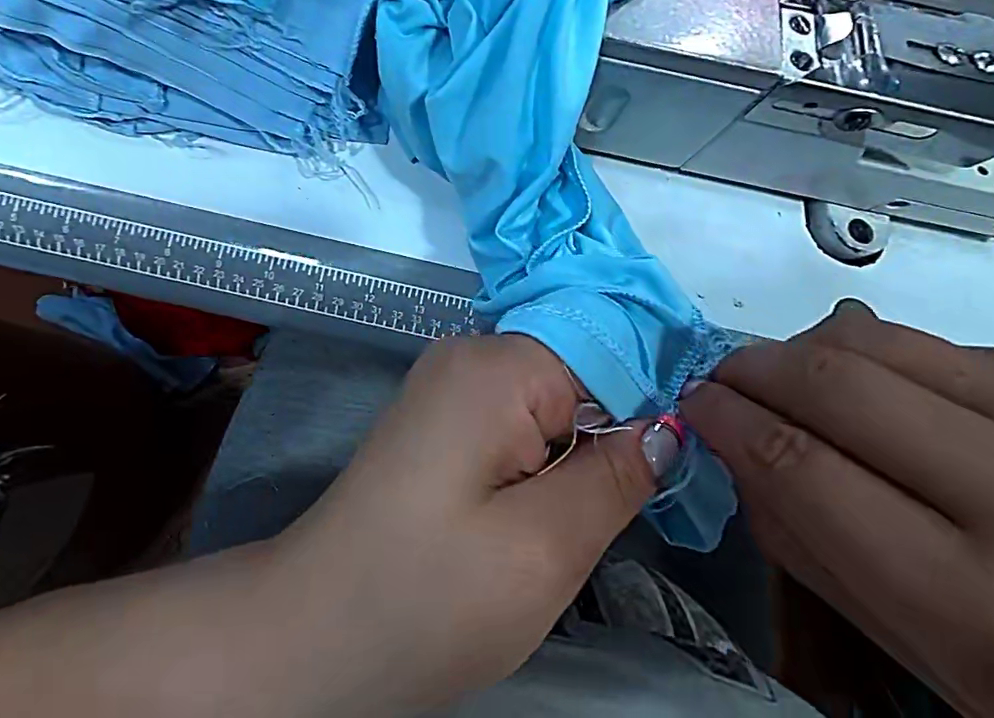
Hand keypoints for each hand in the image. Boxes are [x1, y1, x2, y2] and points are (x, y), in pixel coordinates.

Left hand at [266, 333, 675, 715]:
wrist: (307, 639)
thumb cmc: (426, 598)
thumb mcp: (543, 549)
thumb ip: (615, 477)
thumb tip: (669, 427)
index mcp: (498, 365)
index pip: (608, 354)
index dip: (650, 404)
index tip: (687, 457)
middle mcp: (472, 354)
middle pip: (579, 372)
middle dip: (613, 432)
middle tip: (633, 501)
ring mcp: (452, 385)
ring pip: (552, 400)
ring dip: (581, 450)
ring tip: (586, 511)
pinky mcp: (444, 420)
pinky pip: (519, 418)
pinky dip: (546, 456)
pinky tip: (546, 503)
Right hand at [685, 301, 993, 717]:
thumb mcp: (970, 693)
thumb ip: (845, 570)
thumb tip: (755, 467)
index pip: (811, 476)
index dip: (732, 427)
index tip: (694, 404)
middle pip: (842, 386)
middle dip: (757, 368)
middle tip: (723, 374)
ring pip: (896, 343)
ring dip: (814, 349)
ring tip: (784, 368)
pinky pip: (964, 353)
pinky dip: (900, 364)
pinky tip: (891, 391)